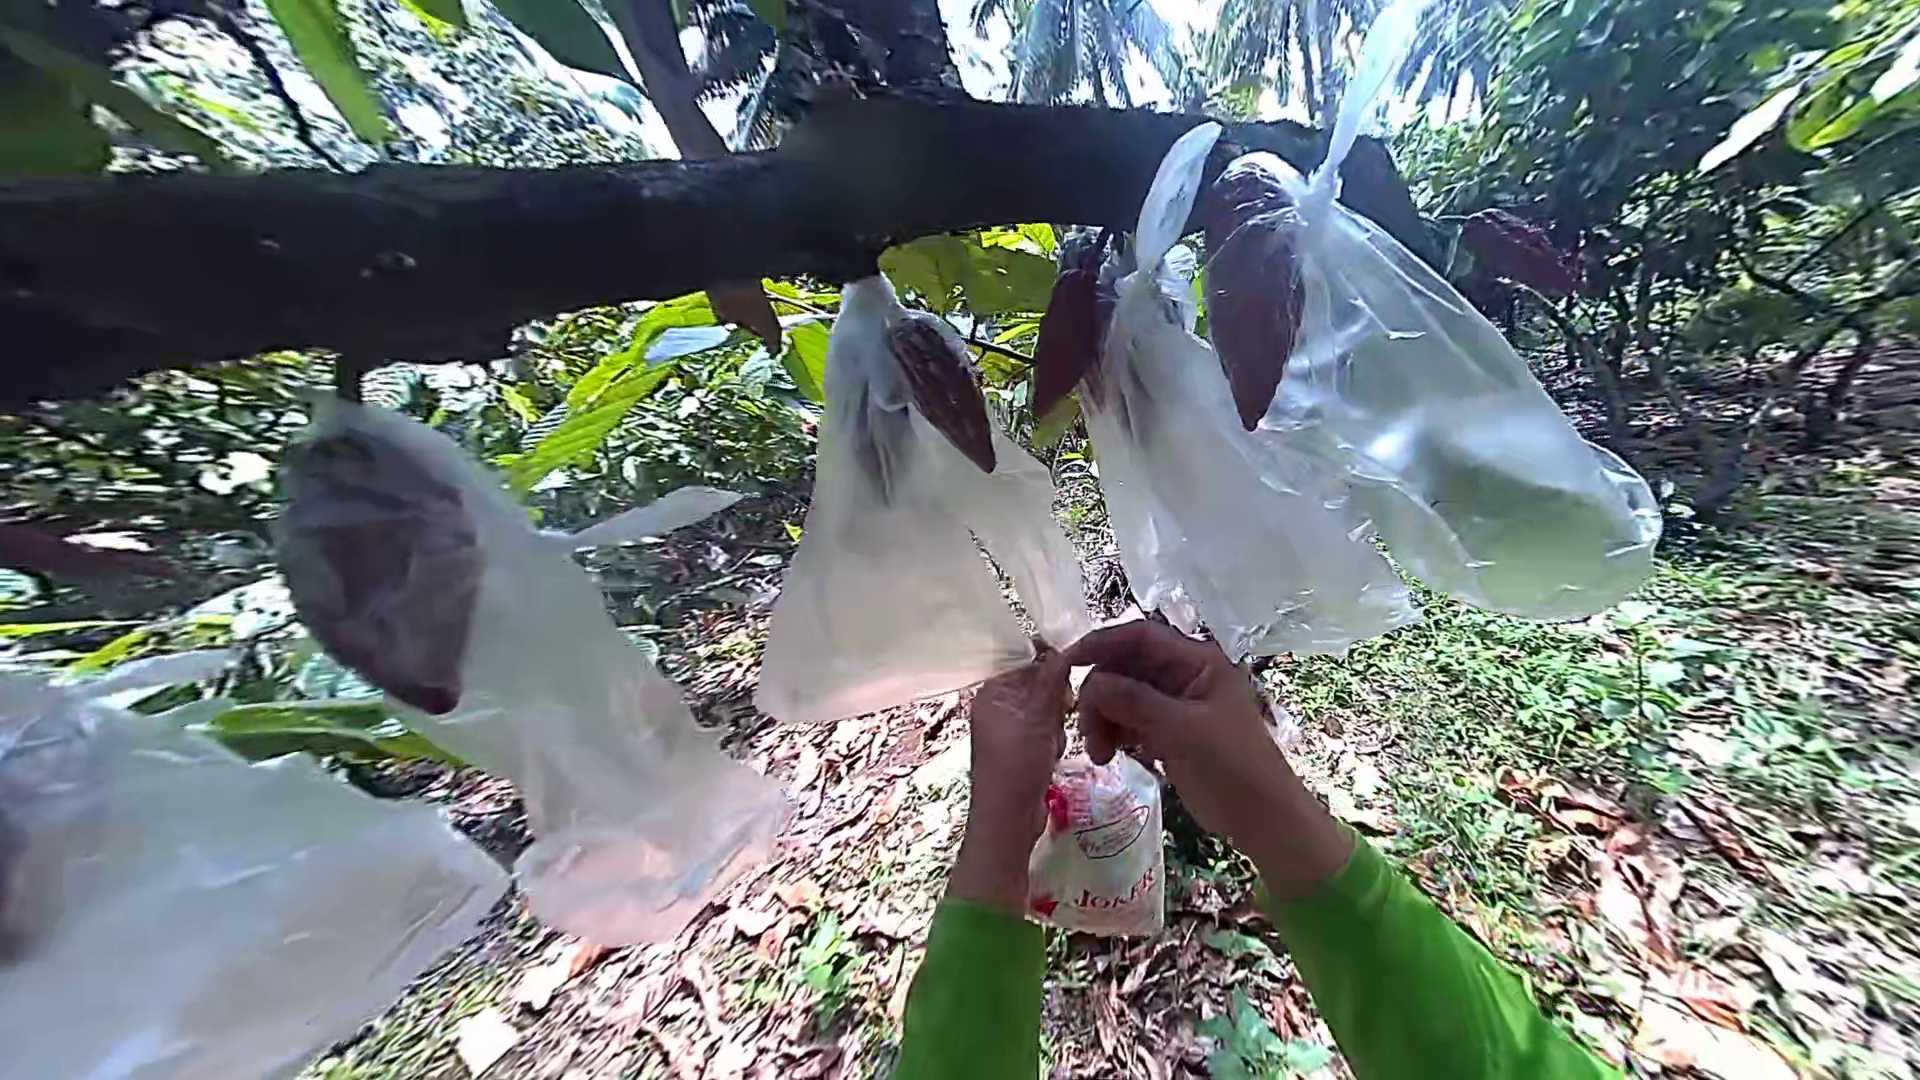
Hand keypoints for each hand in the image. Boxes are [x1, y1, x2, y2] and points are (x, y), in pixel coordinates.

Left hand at [947, 653, 1070, 911]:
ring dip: (1056, 725)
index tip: (1069, 686)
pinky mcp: (1020, 748)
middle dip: (1055, 704)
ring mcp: (1007, 728)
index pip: (1027, 663)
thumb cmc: (1018, 763)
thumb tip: (1065, 647)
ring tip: (1052, 744)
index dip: (1052, 671)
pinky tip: (1051, 756)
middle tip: (1059, 719)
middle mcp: (997, 705)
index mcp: (992, 690)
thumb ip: (1052, 679)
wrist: (1008, 821)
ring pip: (1047, 710)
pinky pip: (1044, 731)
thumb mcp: (1038, 716)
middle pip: (1039, 686)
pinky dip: (1052, 741)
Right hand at [1062, 621, 1349, 899]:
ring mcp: (1172, 703)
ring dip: (1102, 718)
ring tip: (1099, 753)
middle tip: (1087, 729)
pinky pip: (1126, 719)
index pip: (1140, 636)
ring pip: (1120, 695)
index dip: (1101, 643)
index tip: (1068, 662)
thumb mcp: (1182, 729)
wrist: (1264, 823)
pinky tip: (1110, 755)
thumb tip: (1091, 682)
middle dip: (1099, 695)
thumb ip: (1134, 700)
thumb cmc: (1232, 767)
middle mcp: (1181, 675)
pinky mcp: (1165, 730)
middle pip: (1123, 667)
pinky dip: (1113, 732)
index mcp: (1195, 661)